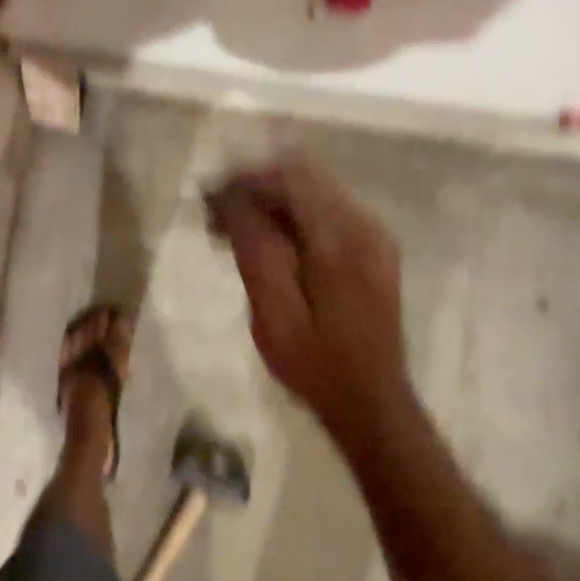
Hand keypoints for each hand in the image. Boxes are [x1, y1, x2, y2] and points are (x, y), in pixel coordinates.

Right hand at [207, 154, 412, 439]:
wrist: (371, 404)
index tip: (207, 198)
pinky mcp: (372, 249)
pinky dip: (289, 218)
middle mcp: (364, 225)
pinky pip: (324, 213)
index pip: (288, 177)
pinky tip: (264, 246)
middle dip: (253, 188)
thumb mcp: (273, 313)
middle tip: (213, 218)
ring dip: (268, 203)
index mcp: (341, 238)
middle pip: (302, 178)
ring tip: (230, 232)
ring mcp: (373, 236)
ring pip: (311, 193)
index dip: (243, 179)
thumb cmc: (316, 365)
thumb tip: (230, 196)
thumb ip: (255, 249)